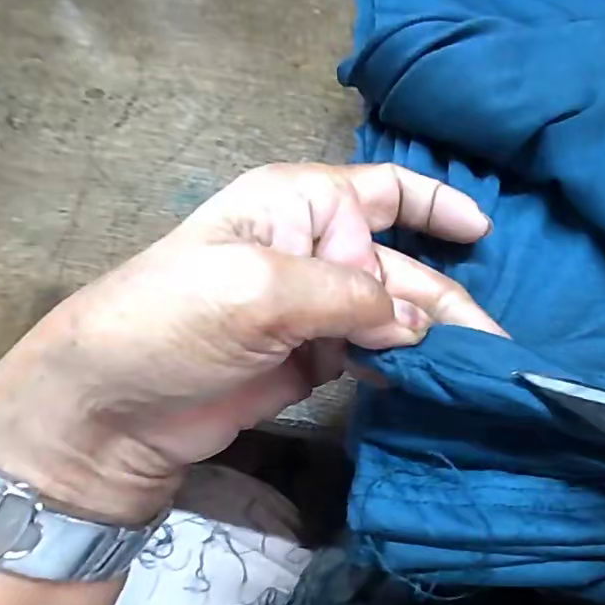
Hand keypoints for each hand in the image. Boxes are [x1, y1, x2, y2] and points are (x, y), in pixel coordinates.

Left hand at [0, 162, 504, 522]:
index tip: (483, 231)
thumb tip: (417, 326)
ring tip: (475, 368)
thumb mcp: (259, 290)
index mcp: (300, 206)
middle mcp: (316, 250)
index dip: (437, 206)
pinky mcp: (317, 356)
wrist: (112, 412)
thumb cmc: (170, 322)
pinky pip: (378, 354)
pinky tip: (431, 381)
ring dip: (433, 338)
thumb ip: (350, 298)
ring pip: (396, 315)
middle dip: (446, 298)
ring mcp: (318, 308)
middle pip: (401, 267)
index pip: (385, 192)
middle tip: (492, 341)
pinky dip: (405, 365)